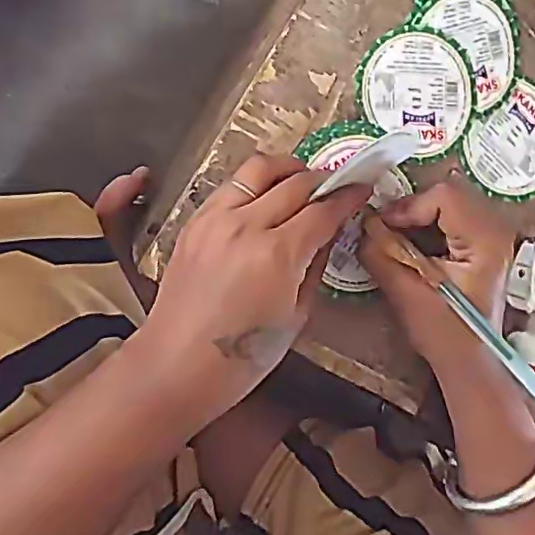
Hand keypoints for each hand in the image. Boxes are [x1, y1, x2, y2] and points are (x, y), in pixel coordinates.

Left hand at [139, 154, 370, 421]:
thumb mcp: (296, 315)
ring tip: (299, 179)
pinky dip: (255, 183)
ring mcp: (215, 218)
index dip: (347, 197)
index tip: (360, 189)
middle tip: (335, 187)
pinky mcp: (195, 220)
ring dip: (287, 168)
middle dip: (322, 180)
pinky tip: (264, 197)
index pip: (322, 210)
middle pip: (295, 182)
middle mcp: (246, 225)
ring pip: (259, 167)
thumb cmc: (242, 357)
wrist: (173, 367)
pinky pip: (231, 184)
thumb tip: (330, 231)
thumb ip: (316, 264)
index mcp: (277, 254)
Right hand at [358, 182, 517, 372]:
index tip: (383, 224)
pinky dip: (432, 221)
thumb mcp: (407, 292)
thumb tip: (364, 225)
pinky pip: (456, 214)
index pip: (444, 196)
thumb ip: (381, 253)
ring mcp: (495, 236)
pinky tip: (416, 242)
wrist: (472, 364)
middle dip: (413, 206)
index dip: (408, 206)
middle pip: (449, 192)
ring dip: (422, 213)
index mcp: (485, 240)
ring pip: (452, 200)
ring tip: (399, 234)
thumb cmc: (445, 334)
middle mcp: (497, 230)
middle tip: (388, 226)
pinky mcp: (486, 243)